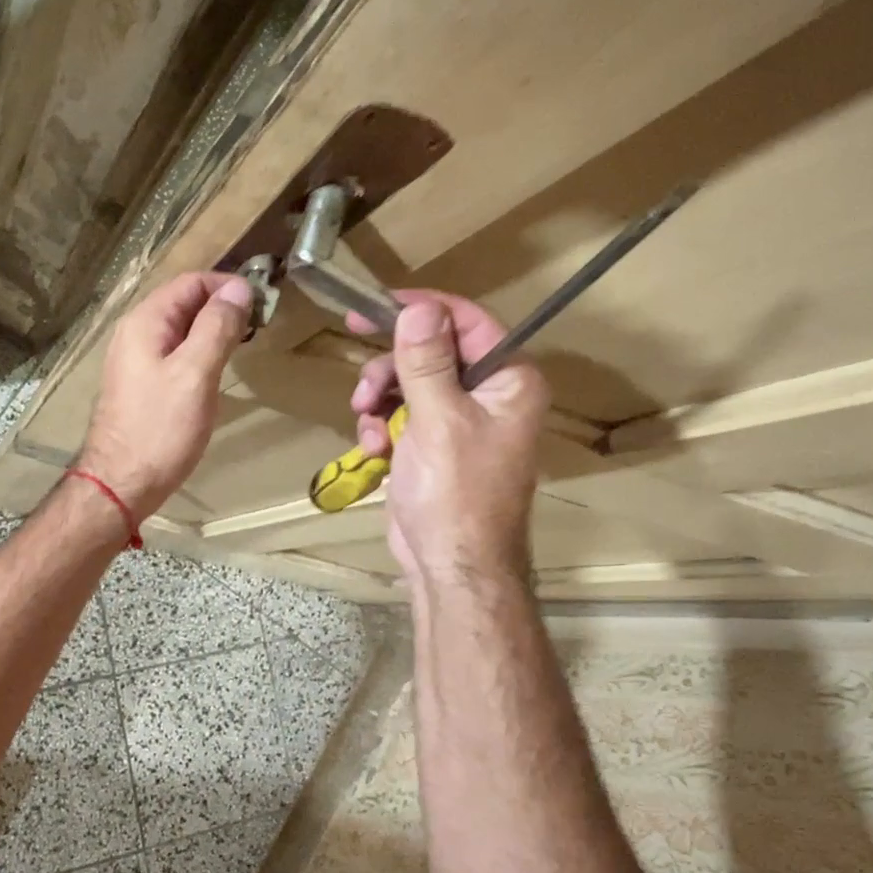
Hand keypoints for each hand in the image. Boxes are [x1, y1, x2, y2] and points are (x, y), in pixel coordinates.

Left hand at [77, 272, 251, 517]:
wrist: (120, 484)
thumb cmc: (159, 430)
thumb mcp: (195, 374)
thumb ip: (217, 327)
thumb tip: (239, 287)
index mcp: (145, 322)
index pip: (190, 282)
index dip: (227, 285)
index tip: (262, 303)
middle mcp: (134, 334)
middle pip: (183, 303)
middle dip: (221, 307)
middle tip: (257, 326)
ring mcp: (133, 361)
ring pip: (179, 331)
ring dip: (211, 331)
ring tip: (242, 345)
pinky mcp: (140, 385)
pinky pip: (172, 355)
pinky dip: (197, 353)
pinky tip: (215, 371)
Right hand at [346, 290, 548, 585]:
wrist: (451, 564)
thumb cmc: (455, 493)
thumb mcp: (438, 420)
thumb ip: (426, 362)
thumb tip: (417, 308)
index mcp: (508, 379)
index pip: (465, 322)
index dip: (419, 310)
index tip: (370, 309)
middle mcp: (489, 394)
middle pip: (430, 352)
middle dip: (390, 370)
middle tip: (364, 391)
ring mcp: (460, 421)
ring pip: (408, 383)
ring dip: (380, 401)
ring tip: (368, 429)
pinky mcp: (433, 446)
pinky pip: (401, 416)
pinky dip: (381, 428)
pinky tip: (374, 451)